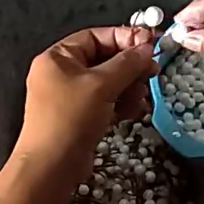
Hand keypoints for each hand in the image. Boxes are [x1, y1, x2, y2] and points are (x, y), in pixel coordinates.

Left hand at [14, 25, 157, 183]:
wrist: (52, 166)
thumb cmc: (70, 119)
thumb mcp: (101, 85)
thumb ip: (127, 64)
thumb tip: (146, 48)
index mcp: (57, 58)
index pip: (95, 37)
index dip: (124, 38)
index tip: (149, 45)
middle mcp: (61, 74)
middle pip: (103, 60)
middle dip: (129, 67)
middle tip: (152, 71)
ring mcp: (69, 97)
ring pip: (107, 83)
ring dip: (129, 87)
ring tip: (142, 95)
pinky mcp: (79, 118)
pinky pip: (104, 103)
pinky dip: (120, 104)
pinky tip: (135, 109)